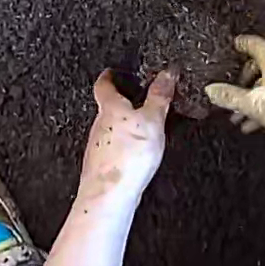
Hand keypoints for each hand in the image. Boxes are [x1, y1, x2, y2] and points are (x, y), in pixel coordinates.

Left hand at [78, 69, 174, 210]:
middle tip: (133, 98)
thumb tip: (166, 73)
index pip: (104, 84)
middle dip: (119, 102)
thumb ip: (159, 96)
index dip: (109, 76)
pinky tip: (133, 155)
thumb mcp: (153, 120)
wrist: (109, 194)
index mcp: (110, 108)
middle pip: (106, 107)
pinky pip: (111, 149)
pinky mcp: (101, 166)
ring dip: (121, 126)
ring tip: (138, 127)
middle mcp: (99, 125)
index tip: (112, 71)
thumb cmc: (128, 156)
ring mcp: (98, 146)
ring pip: (109, 129)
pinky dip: (122, 146)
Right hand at [204, 35, 264, 195]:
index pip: (255, 44)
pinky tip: (256, 125)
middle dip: (243, 80)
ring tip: (238, 117)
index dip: (241, 44)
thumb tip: (211, 89)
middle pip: (261, 66)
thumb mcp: (254, 105)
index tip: (232, 45)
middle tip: (230, 92)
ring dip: (253, 98)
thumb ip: (231, 97)